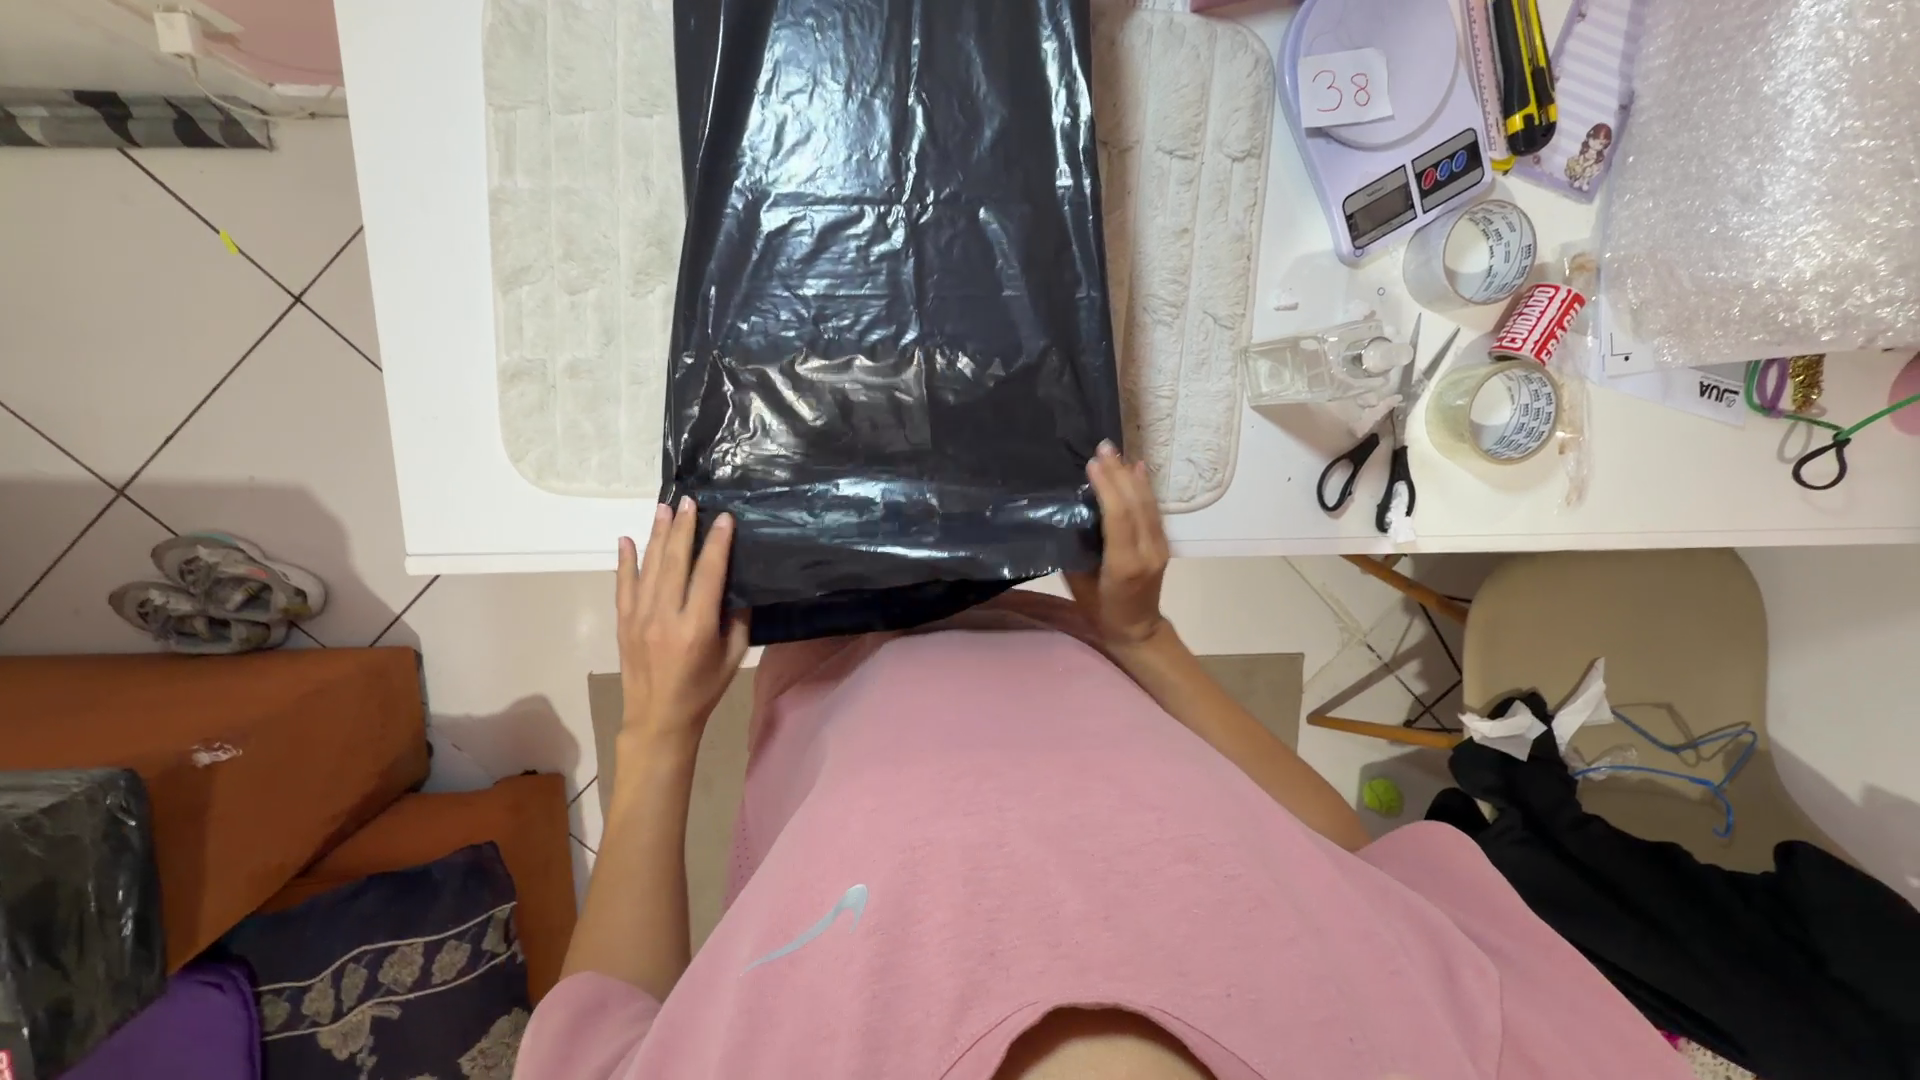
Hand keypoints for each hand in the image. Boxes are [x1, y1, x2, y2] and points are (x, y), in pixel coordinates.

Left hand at [616, 498, 749, 744]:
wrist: (658, 717)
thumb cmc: (703, 688)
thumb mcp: (733, 655)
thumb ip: (736, 618)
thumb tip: (734, 584)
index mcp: (697, 627)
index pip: (709, 573)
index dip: (717, 543)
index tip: (723, 518)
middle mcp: (666, 616)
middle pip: (675, 561)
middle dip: (683, 527)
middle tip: (689, 501)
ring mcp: (640, 617)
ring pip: (649, 567)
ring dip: (657, 534)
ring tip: (664, 508)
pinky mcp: (624, 622)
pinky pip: (623, 585)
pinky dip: (624, 561)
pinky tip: (627, 539)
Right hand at [1067, 441, 1169, 650]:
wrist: (1137, 629)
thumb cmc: (1100, 609)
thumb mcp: (1079, 583)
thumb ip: (1076, 549)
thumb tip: (1066, 515)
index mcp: (1123, 565)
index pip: (1118, 517)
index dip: (1108, 487)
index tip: (1093, 464)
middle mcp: (1146, 552)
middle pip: (1135, 504)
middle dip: (1119, 473)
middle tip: (1103, 447)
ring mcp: (1159, 547)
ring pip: (1147, 504)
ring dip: (1132, 475)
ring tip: (1117, 453)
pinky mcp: (1163, 544)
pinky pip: (1154, 511)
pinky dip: (1145, 487)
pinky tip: (1138, 468)